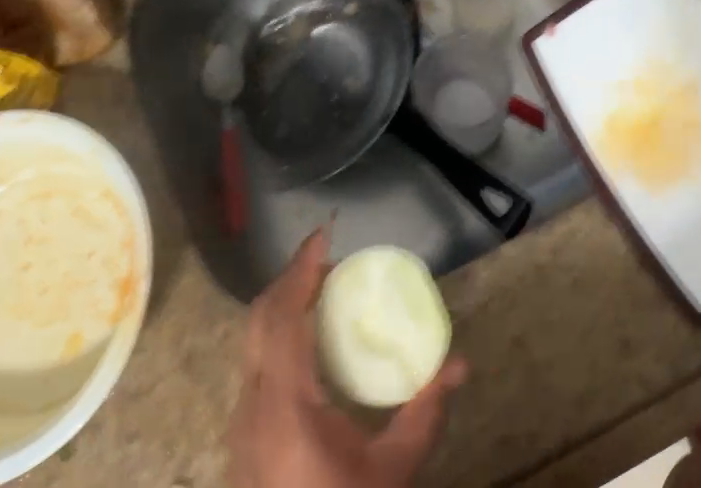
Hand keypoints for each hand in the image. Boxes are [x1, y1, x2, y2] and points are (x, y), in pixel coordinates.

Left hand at [228, 230, 467, 487]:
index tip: (324, 235)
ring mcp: (241, 420)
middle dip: (292, 278)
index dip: (301, 270)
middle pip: (260, 318)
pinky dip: (278, 334)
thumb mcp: (393, 470)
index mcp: (286, 404)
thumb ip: (425, 412)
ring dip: (283, 305)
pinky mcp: (243, 434)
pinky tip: (309, 344)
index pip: (284, 316)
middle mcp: (252, 403)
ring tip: (322, 291)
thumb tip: (458, 364)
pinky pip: (256, 364)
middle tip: (330, 258)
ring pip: (252, 341)